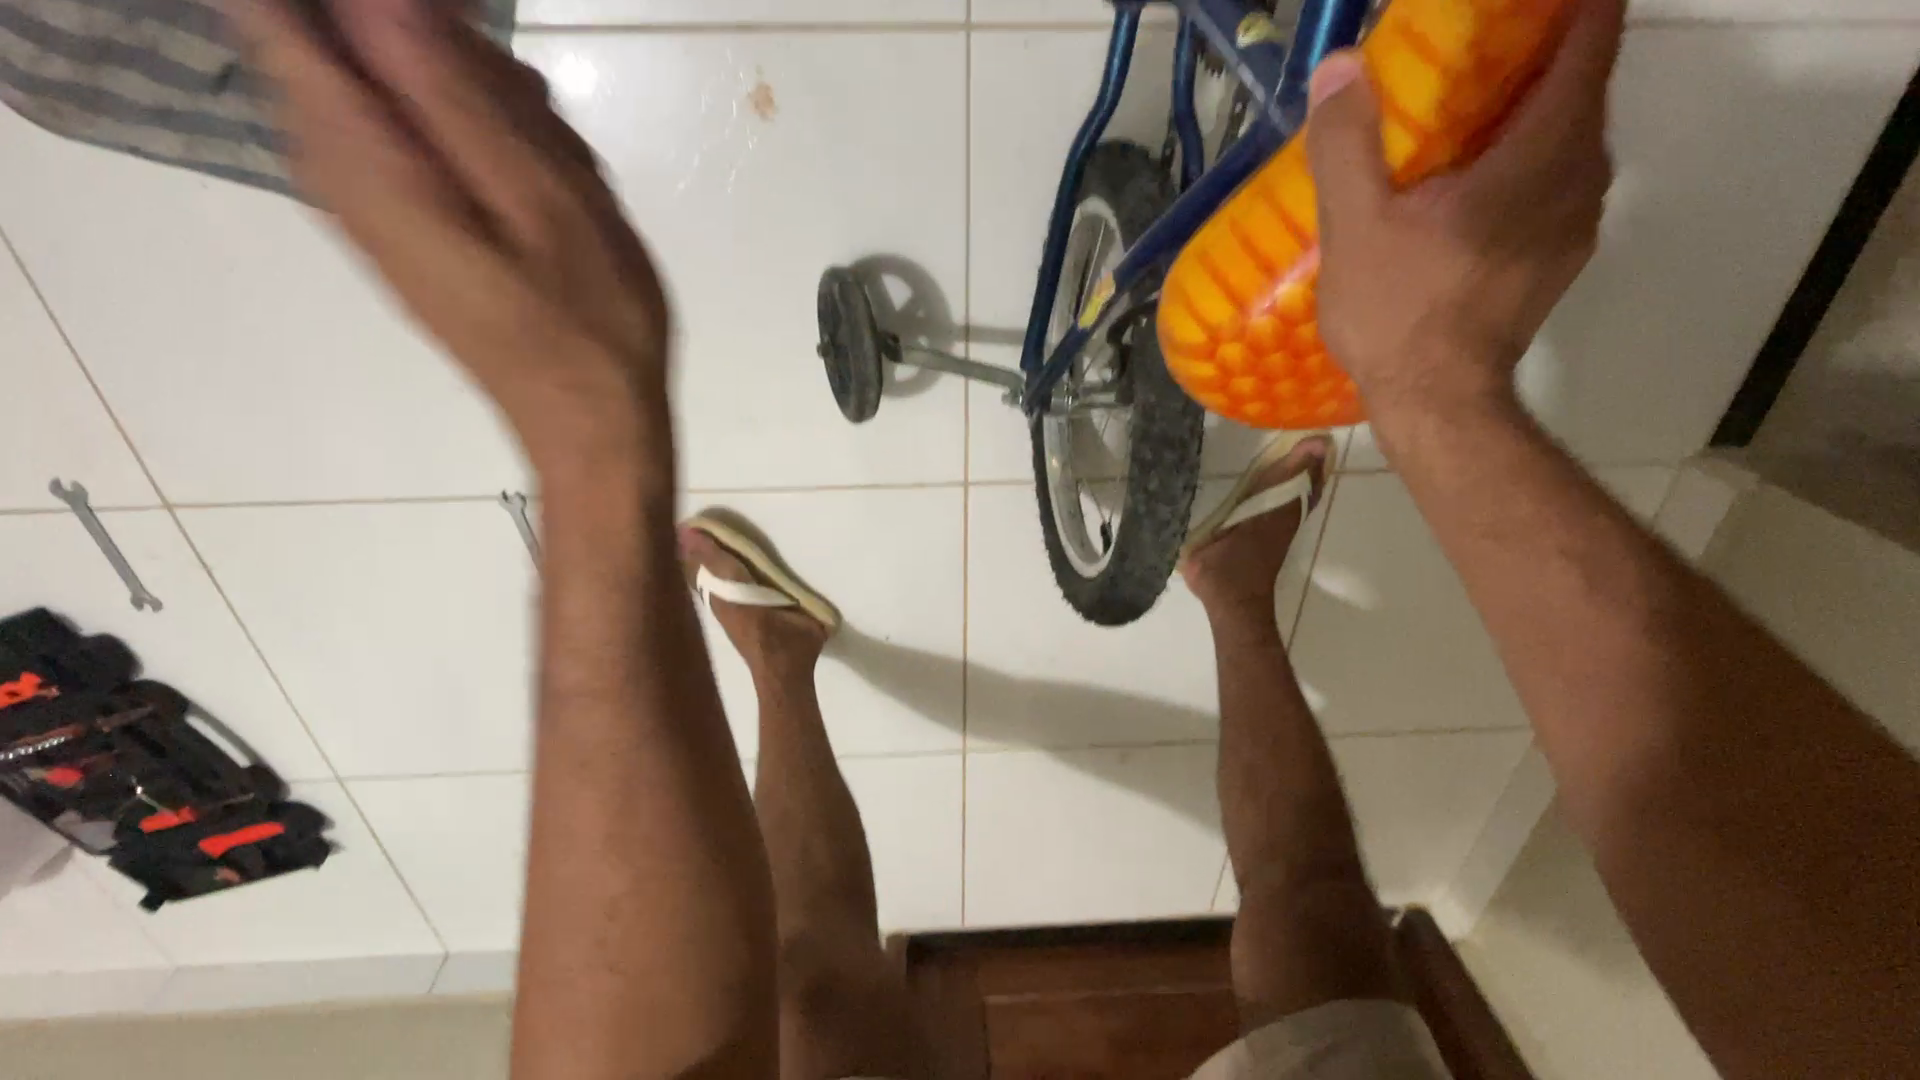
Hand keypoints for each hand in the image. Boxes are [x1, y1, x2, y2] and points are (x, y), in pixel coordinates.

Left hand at [226, 0, 670, 468]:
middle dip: (441, 47)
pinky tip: (545, 183)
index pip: (281, 21)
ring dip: (478, 102)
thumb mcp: (546, 205)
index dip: (363, 8)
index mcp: (370, 164)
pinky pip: (422, 143)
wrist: (593, 426)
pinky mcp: (411, 231)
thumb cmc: (588, 326)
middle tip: (536, 107)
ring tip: (558, 160)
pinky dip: (484, 143)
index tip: (456, 27)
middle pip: (343, 45)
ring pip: (395, 93)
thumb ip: (457, 98)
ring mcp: (377, 208)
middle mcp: (347, 178)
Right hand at [1305, 0, 1624, 433]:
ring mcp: (1578, 219)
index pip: (1588, 37)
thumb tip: (1340, 66)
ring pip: (1568, 134)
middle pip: (1580, 82)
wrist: (1437, 401)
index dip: (1563, 5)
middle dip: (1536, 53)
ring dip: (1528, 111)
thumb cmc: (1398, 312)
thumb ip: (1348, 143)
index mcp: (1543, 152)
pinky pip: (1556, 179)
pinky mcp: (1561, 255)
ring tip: (1465, 110)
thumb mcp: (1354, 228)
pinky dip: (1524, 159)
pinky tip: (1469, 182)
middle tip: (1469, 47)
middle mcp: (1583, 175)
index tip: (1513, 4)